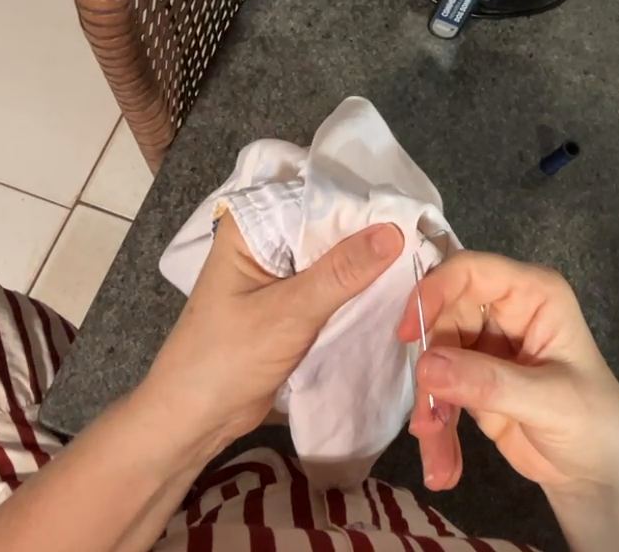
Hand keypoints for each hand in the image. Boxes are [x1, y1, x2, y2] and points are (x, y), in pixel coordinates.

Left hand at [139, 213, 403, 451]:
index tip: (411, 211)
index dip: (362, 203)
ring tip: (419, 258)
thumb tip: (395, 231)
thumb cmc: (227, 359)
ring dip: (367, 261)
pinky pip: (331, 279)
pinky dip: (357, 284)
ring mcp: (279, 268)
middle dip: (370, 232)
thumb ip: (341, 272)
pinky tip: (393, 285)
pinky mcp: (291, 297)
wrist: (194, 421)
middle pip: (328, 222)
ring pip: (333, 253)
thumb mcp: (288, 314)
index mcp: (251, 224)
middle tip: (425, 236)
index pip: (316, 198)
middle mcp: (266, 236)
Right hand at [395, 250, 618, 497]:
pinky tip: (444, 466)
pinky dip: (436, 427)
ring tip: (437, 449)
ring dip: (429, 404)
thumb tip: (425, 365)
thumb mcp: (549, 401)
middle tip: (427, 417)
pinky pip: (436, 390)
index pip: (471, 271)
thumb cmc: (595, 425)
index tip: (408, 333)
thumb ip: (488, 381)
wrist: (601, 479)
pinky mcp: (469, 378)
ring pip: (433, 355)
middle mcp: (503, 309)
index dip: (435, 291)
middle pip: (442, 315)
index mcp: (532, 293)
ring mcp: (484, 344)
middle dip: (430, 366)